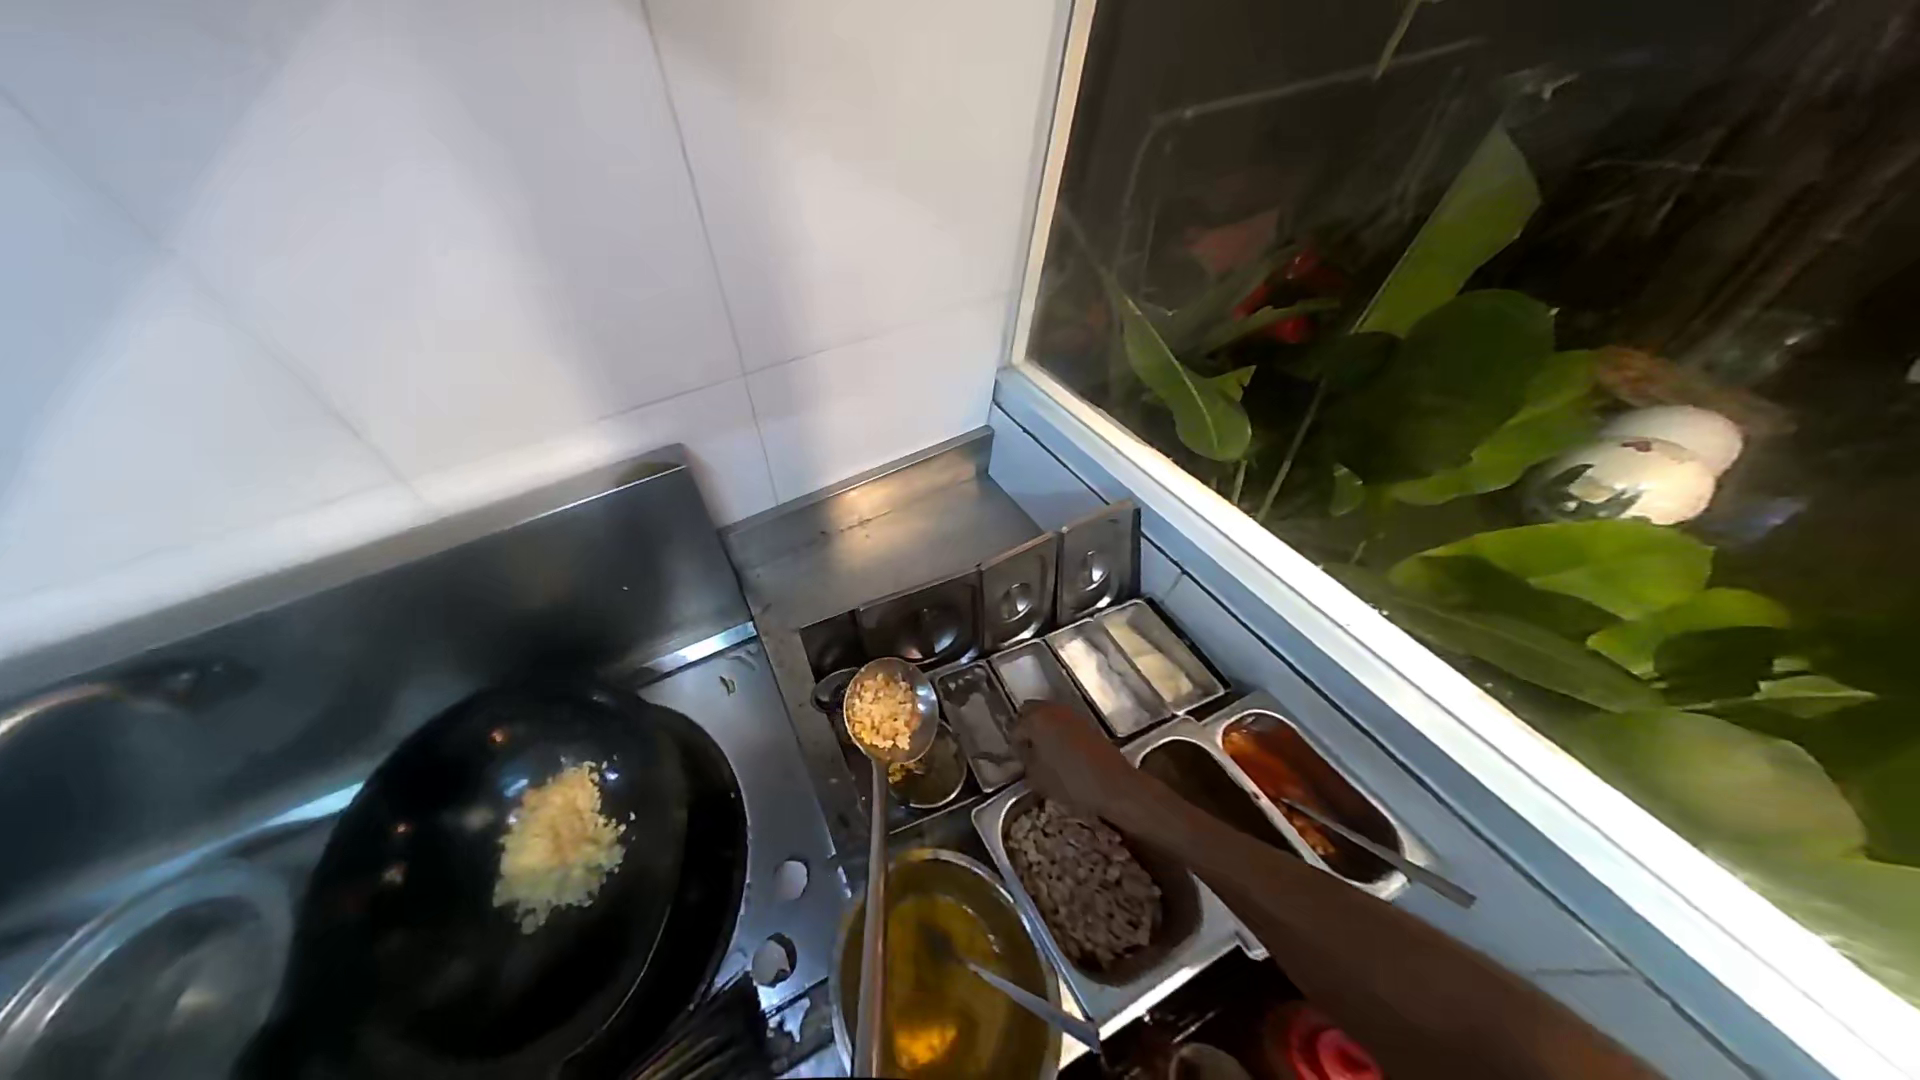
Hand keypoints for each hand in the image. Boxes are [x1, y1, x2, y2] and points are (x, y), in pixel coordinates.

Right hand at [1010, 702, 1141, 818]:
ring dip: (1043, 727)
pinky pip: (1063, 721)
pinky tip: (1062, 751)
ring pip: (1048, 714)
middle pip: (1030, 711)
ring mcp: (1071, 713)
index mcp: (1035, 720)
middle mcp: (1052, 709)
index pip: (1014, 728)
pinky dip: (1058, 730)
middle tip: (1028, 750)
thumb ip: (1025, 760)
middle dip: (1026, 728)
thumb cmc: (1070, 781)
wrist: (1114, 784)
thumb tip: (1024, 752)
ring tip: (1045, 752)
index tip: (1019, 761)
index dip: (1014, 746)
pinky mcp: (1086, 722)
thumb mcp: (1037, 777)